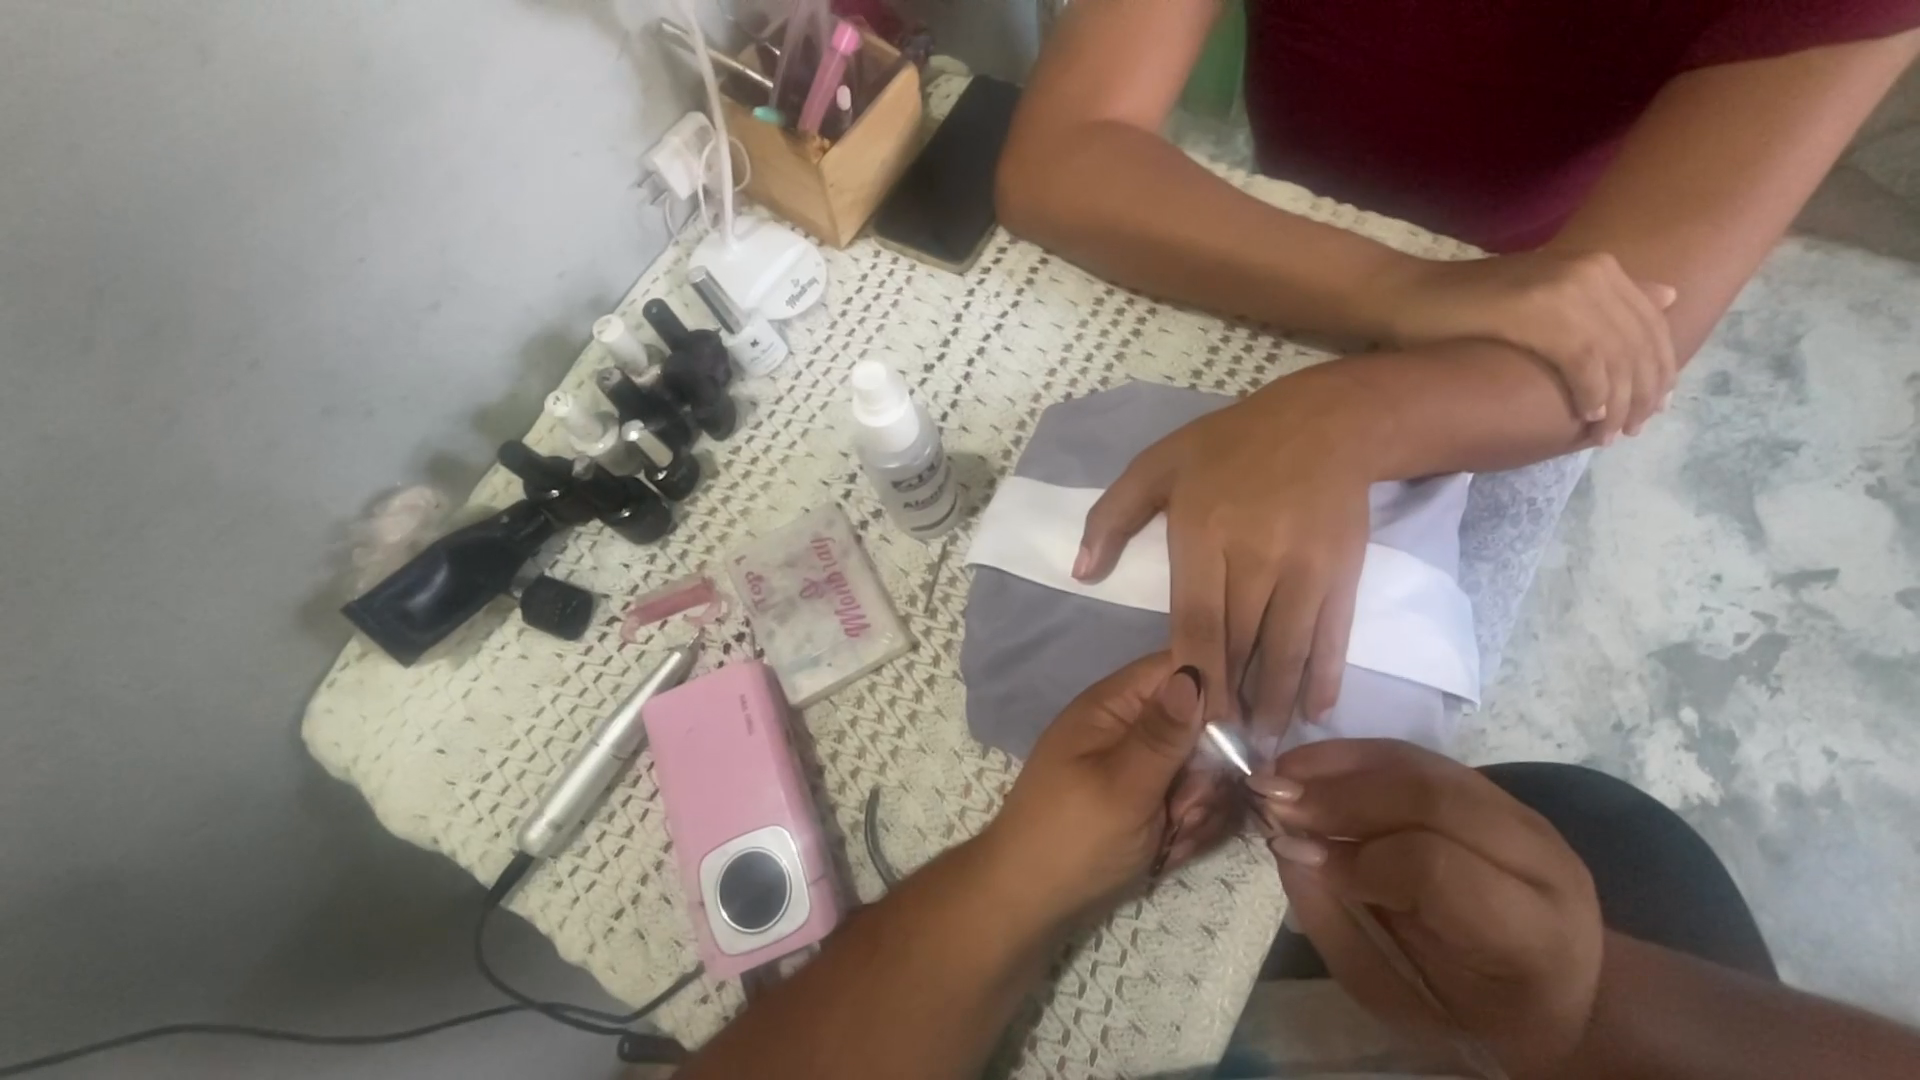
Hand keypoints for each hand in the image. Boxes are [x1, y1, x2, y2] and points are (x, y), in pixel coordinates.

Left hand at [981, 655, 1205, 923]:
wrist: (1028, 901)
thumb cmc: (1070, 837)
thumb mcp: (1122, 785)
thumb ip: (1164, 733)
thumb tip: (1193, 672)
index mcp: (1112, 706)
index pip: (1177, 667)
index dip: (1216, 690)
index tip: (1241, 733)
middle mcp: (1127, 727)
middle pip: (1200, 725)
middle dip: (1207, 771)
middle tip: (1185, 808)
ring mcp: (1138, 766)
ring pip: (1202, 770)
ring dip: (1200, 807)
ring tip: (1173, 834)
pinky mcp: (1147, 801)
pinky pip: (1190, 802)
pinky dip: (1188, 827)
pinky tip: (1170, 851)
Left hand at [1075, 368, 1375, 731]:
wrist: (1324, 423)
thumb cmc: (1227, 446)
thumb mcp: (1156, 465)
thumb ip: (1113, 518)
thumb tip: (1081, 573)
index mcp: (1202, 538)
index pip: (1194, 623)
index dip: (1193, 676)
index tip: (1188, 718)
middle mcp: (1255, 561)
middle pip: (1240, 646)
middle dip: (1232, 702)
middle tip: (1224, 750)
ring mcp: (1304, 571)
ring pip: (1287, 651)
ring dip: (1277, 702)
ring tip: (1265, 743)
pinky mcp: (1342, 575)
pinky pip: (1332, 636)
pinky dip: (1325, 676)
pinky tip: (1318, 709)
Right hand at [1248, 740, 1603, 1078]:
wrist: (1553, 992)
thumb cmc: (1465, 1011)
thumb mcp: (1397, 1000)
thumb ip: (1338, 926)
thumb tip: (1286, 848)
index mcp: (1528, 934)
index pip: (1436, 867)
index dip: (1356, 856)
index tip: (1293, 853)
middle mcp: (1540, 862)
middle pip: (1430, 797)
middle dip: (1338, 793)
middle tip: (1270, 798)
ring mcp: (1522, 817)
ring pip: (1420, 765)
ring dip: (1338, 764)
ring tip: (1280, 777)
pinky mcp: (1495, 792)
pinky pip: (1415, 758)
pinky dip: (1354, 757)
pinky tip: (1310, 768)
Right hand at [1376, 250, 1678, 443]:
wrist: (1404, 295)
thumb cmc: (1459, 302)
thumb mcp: (1537, 292)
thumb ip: (1596, 297)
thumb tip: (1670, 295)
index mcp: (1597, 265)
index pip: (1649, 323)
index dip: (1657, 369)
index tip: (1652, 407)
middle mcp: (1591, 272)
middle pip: (1639, 342)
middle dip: (1643, 392)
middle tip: (1633, 430)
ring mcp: (1566, 290)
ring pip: (1617, 356)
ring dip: (1620, 402)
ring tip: (1610, 434)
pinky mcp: (1538, 314)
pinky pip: (1584, 362)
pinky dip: (1592, 393)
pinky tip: (1588, 417)